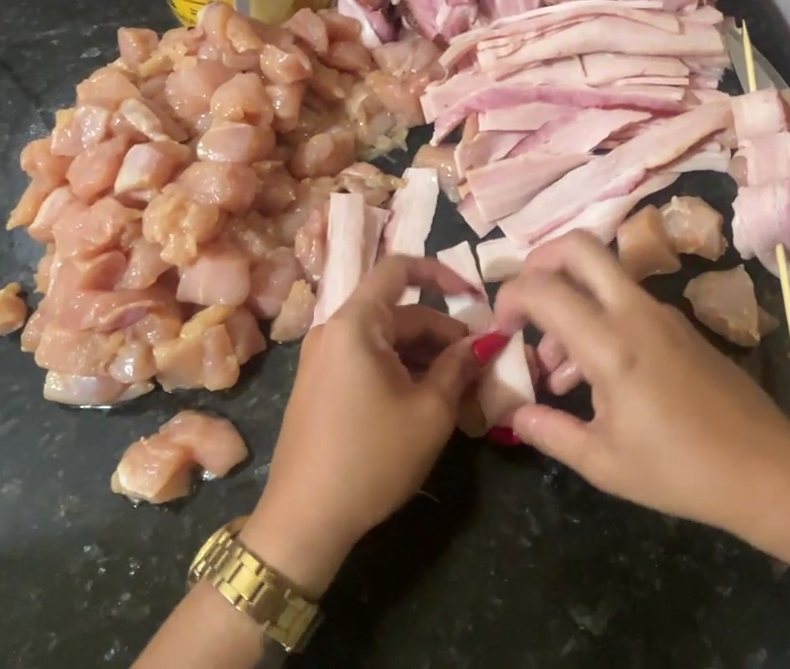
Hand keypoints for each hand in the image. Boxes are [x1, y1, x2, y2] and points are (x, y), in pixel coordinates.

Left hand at [243, 256, 485, 592]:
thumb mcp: (429, 412)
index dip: (441, 273)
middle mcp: (334, 331)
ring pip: (387, 340)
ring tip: (464, 391)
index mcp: (355, 324)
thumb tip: (486, 341)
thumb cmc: (371, 458)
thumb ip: (459, 366)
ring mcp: (324, 360)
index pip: (399, 269)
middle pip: (400, 313)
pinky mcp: (322, 386)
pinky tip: (429, 402)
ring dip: (427, 357)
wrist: (303, 520)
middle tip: (483, 367)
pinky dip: (403, 371)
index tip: (474, 296)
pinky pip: (370, 361)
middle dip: (444, 334)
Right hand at [497, 232, 789, 540]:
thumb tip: (512, 414)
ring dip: (568, 297)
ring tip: (554, 364)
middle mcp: (635, 312)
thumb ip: (550, 432)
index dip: (509, 298)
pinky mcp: (678, 324)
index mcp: (611, 344)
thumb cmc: (680, 471)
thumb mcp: (603, 463)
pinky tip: (593, 375)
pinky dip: (596, 315)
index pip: (544, 289)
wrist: (766, 470)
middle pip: (579, 246)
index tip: (499, 329)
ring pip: (602, 273)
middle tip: (522, 304)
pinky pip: (625, 299)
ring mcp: (661, 313)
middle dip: (539, 262)